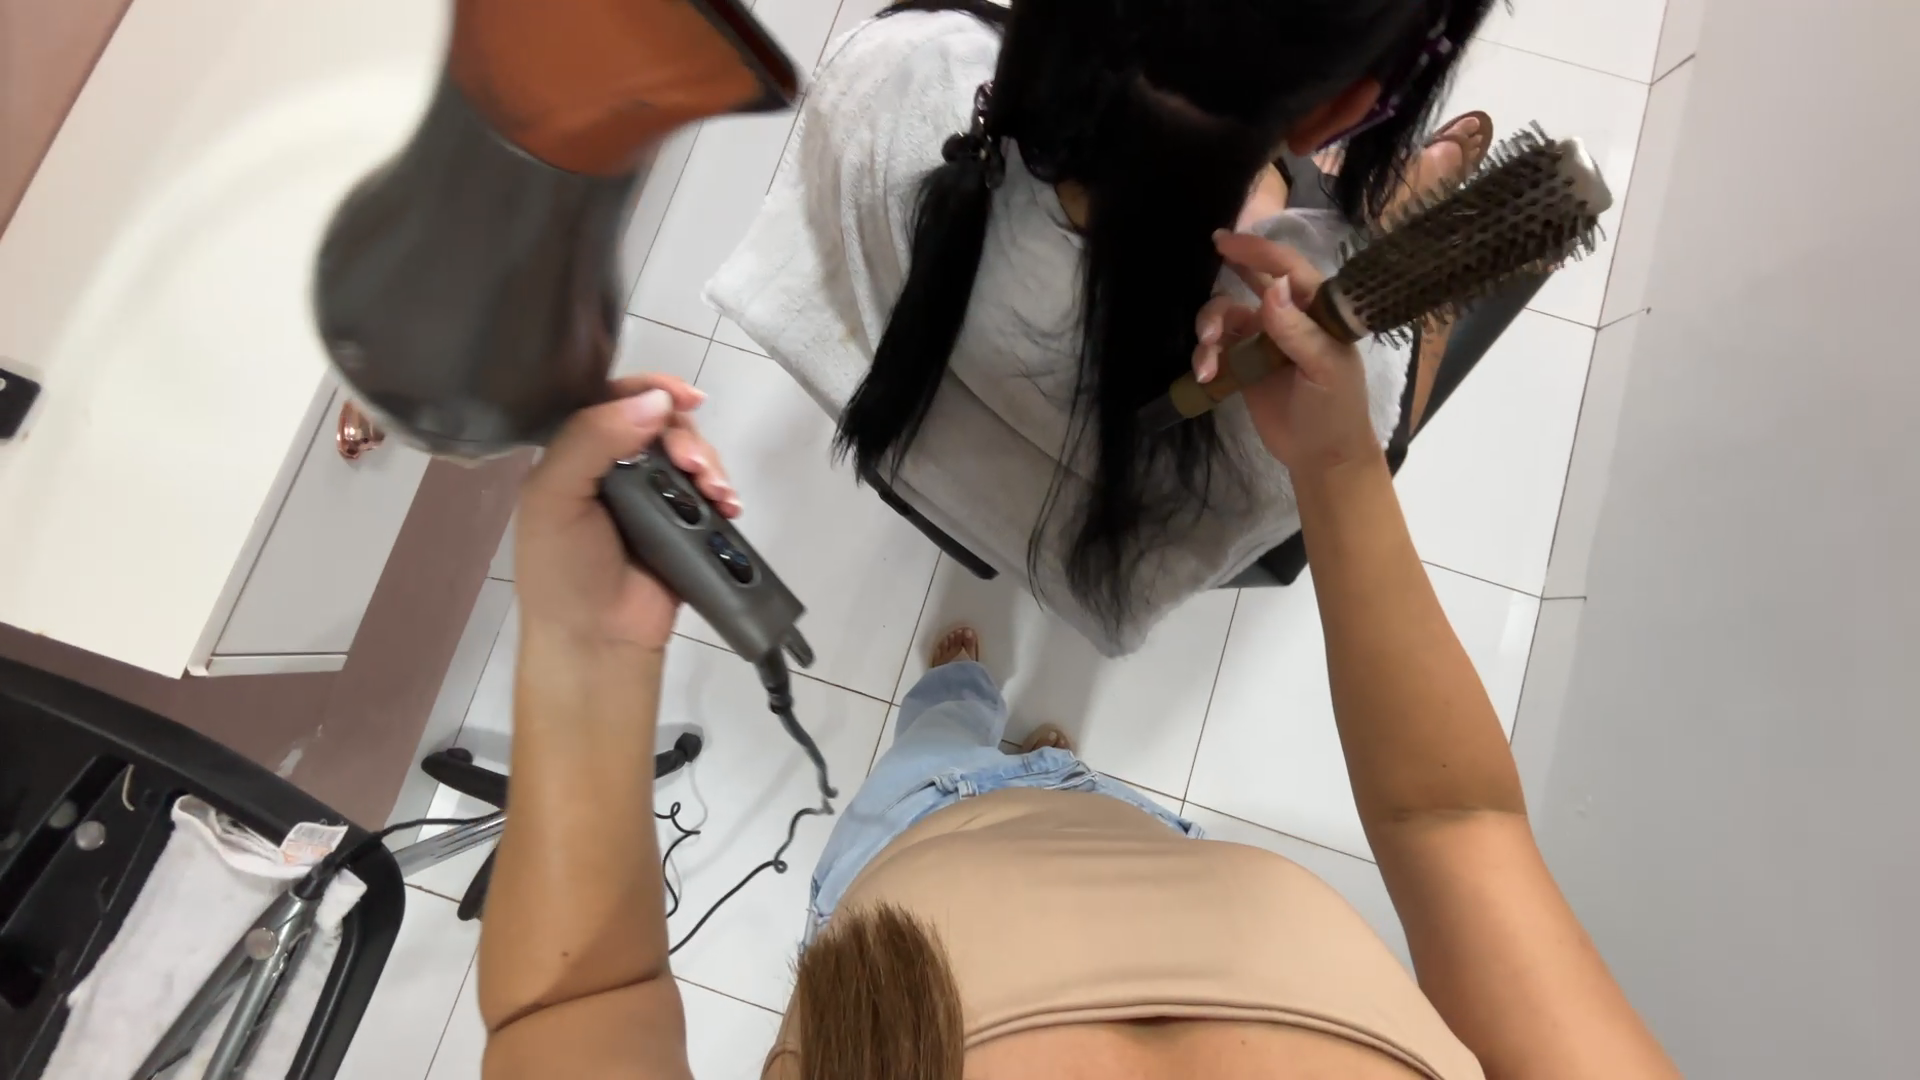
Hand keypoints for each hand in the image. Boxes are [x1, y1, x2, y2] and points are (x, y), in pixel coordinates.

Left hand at [515, 376, 739, 650]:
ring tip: (717, 493)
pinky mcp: (686, 524)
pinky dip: (725, 491)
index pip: (614, 400)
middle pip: (664, 425)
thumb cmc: (564, 568)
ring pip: (693, 456)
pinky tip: (729, 505)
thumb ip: (593, 439)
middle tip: (694, 467)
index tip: (685, 397)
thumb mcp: (556, 496)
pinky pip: (711, 492)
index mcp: (577, 453)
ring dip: (712, 465)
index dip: (651, 389)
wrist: (599, 638)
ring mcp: (656, 497)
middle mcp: (618, 467)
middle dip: (688, 438)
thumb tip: (657, 401)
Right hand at [1193, 232, 1381, 475]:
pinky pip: (1216, 349)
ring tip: (1206, 363)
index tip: (1223, 241)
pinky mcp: (1243, 367)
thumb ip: (1296, 330)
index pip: (1285, 269)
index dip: (1256, 251)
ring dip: (1208, 334)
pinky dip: (1204, 358)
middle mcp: (1286, 318)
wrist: (1321, 455)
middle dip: (1219, 304)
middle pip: (1245, 289)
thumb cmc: (1335, 408)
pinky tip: (1204, 377)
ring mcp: (1262, 342)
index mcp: (1315, 310)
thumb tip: (1272, 288)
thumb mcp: (1324, 368)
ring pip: (1224, 319)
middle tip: (1208, 329)